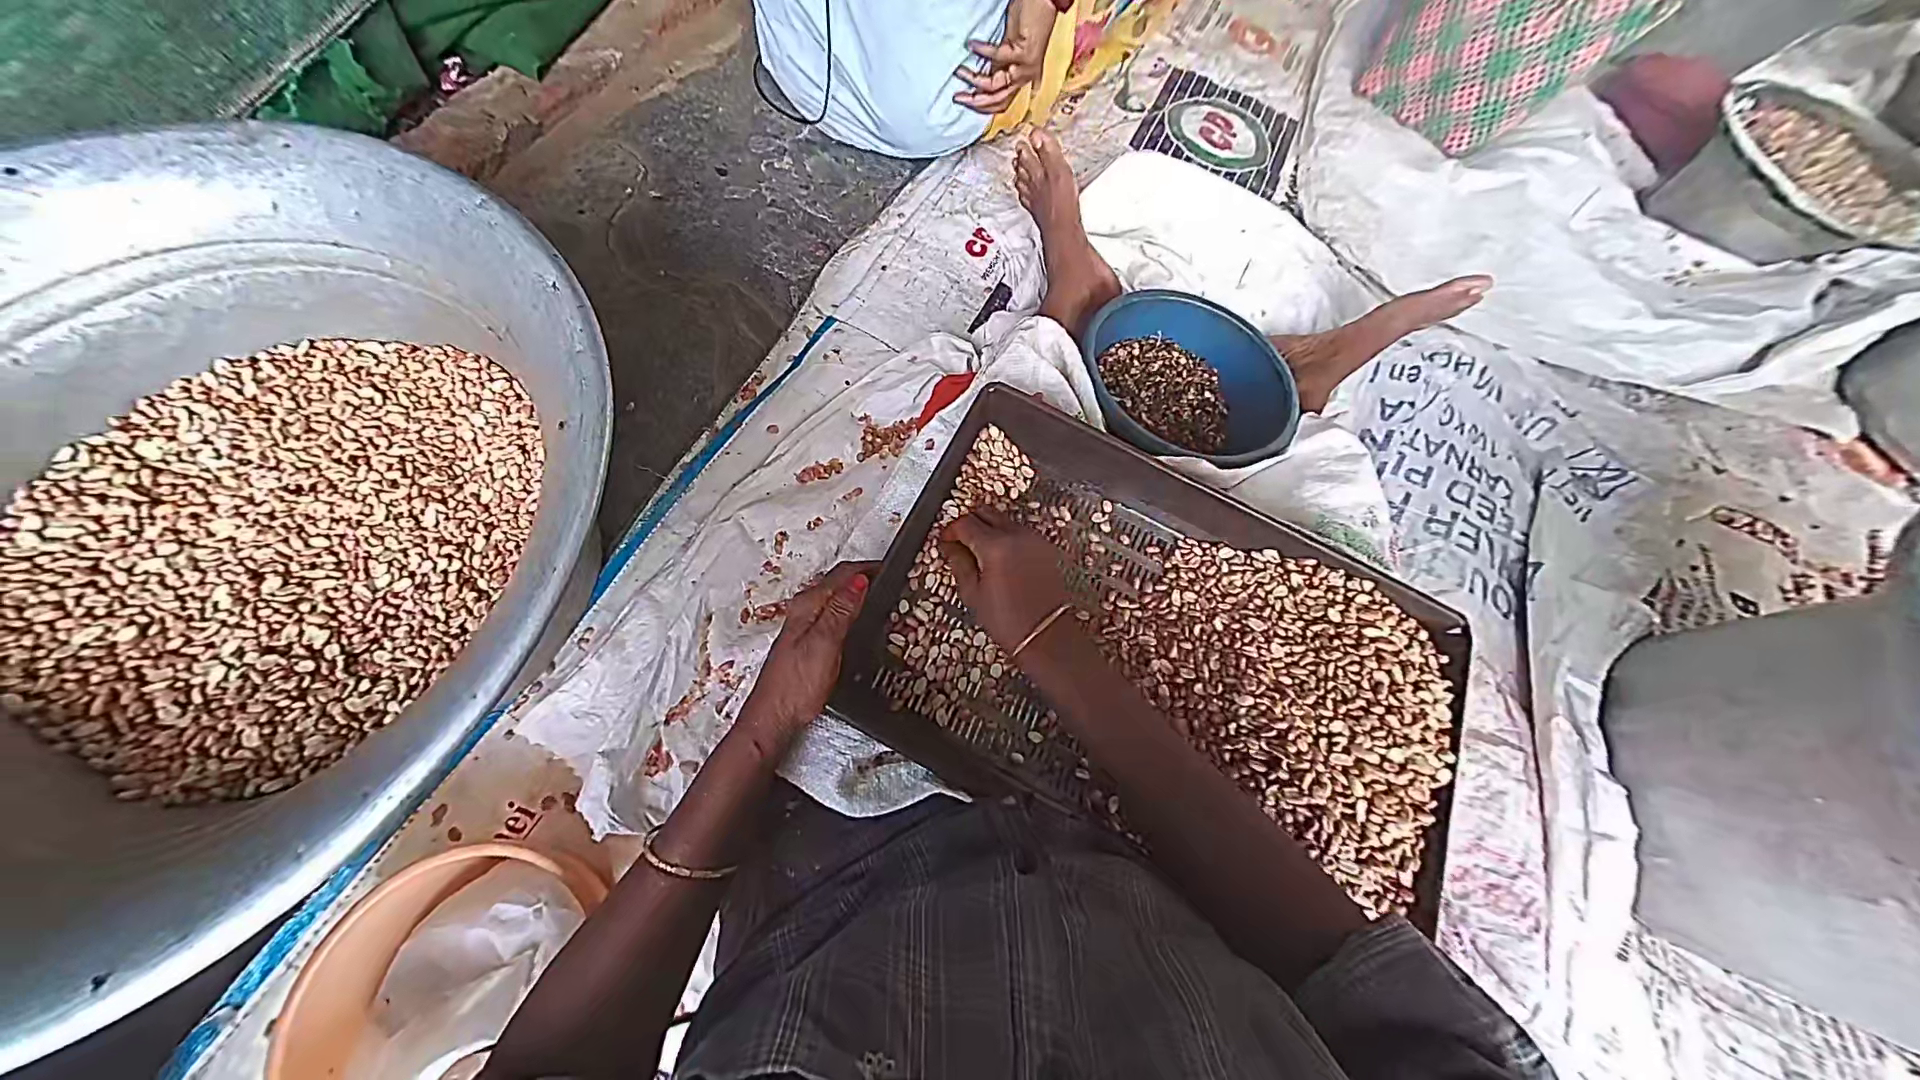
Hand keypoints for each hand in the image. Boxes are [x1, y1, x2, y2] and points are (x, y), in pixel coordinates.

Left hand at [736, 561, 877, 744]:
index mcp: (808, 606)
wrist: (773, 718)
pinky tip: (859, 620)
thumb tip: (859, 581)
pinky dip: (850, 610)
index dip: (867, 568)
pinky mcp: (809, 643)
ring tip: (880, 594)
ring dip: (856, 592)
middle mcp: (804, 612)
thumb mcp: (824, 643)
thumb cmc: (795, 686)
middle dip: (863, 576)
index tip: (890, 568)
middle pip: (837, 582)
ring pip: (835, 598)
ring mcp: (805, 627)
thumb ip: (841, 610)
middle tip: (889, 577)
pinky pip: (834, 615)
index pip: (842, 574)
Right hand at [939, 507, 1073, 653]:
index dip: (951, 530)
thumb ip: (959, 562)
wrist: (1044, 633)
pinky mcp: (1044, 547)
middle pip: (986, 512)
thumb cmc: (1008, 620)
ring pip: (1003, 519)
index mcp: (995, 546)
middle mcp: (1016, 536)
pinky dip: (1005, 536)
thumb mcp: (973, 593)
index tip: (945, 540)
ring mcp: (1033, 539)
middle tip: (959, 542)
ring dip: (988, 528)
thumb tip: (949, 546)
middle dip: (969, 524)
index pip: (965, 523)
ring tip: (978, 553)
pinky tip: (998, 558)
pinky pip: (1019, 531)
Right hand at [953, 0, 1060, 112]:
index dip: (982, 107)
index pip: (1000, 104)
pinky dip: (982, 51)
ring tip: (960, 71)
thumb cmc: (1028, 19)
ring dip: (973, 79)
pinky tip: (972, 46)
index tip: (964, 101)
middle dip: (975, 101)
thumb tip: (980, 82)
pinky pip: (998, 57)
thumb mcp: (1009, 48)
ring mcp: (1026, 68)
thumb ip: (999, 66)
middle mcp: (1024, 77)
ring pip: (995, 85)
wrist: (1045, 1)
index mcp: (1021, 78)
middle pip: (997, 100)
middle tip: (958, 97)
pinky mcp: (1025, 54)